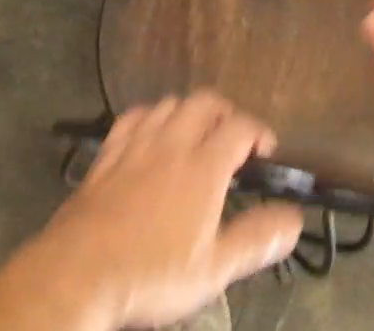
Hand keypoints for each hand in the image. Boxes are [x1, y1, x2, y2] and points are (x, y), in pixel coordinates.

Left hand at [27, 93, 303, 328]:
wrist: (80, 272)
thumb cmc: (152, 272)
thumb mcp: (214, 268)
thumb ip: (256, 239)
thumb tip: (294, 218)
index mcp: (202, 167)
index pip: (240, 127)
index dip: (260, 132)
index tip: (266, 152)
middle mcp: (170, 143)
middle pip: (204, 102)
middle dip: (226, 113)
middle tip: (235, 140)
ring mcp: (134, 144)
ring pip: (168, 104)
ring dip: (188, 112)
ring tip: (197, 135)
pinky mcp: (107, 153)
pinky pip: (132, 117)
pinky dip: (150, 116)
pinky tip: (151, 134)